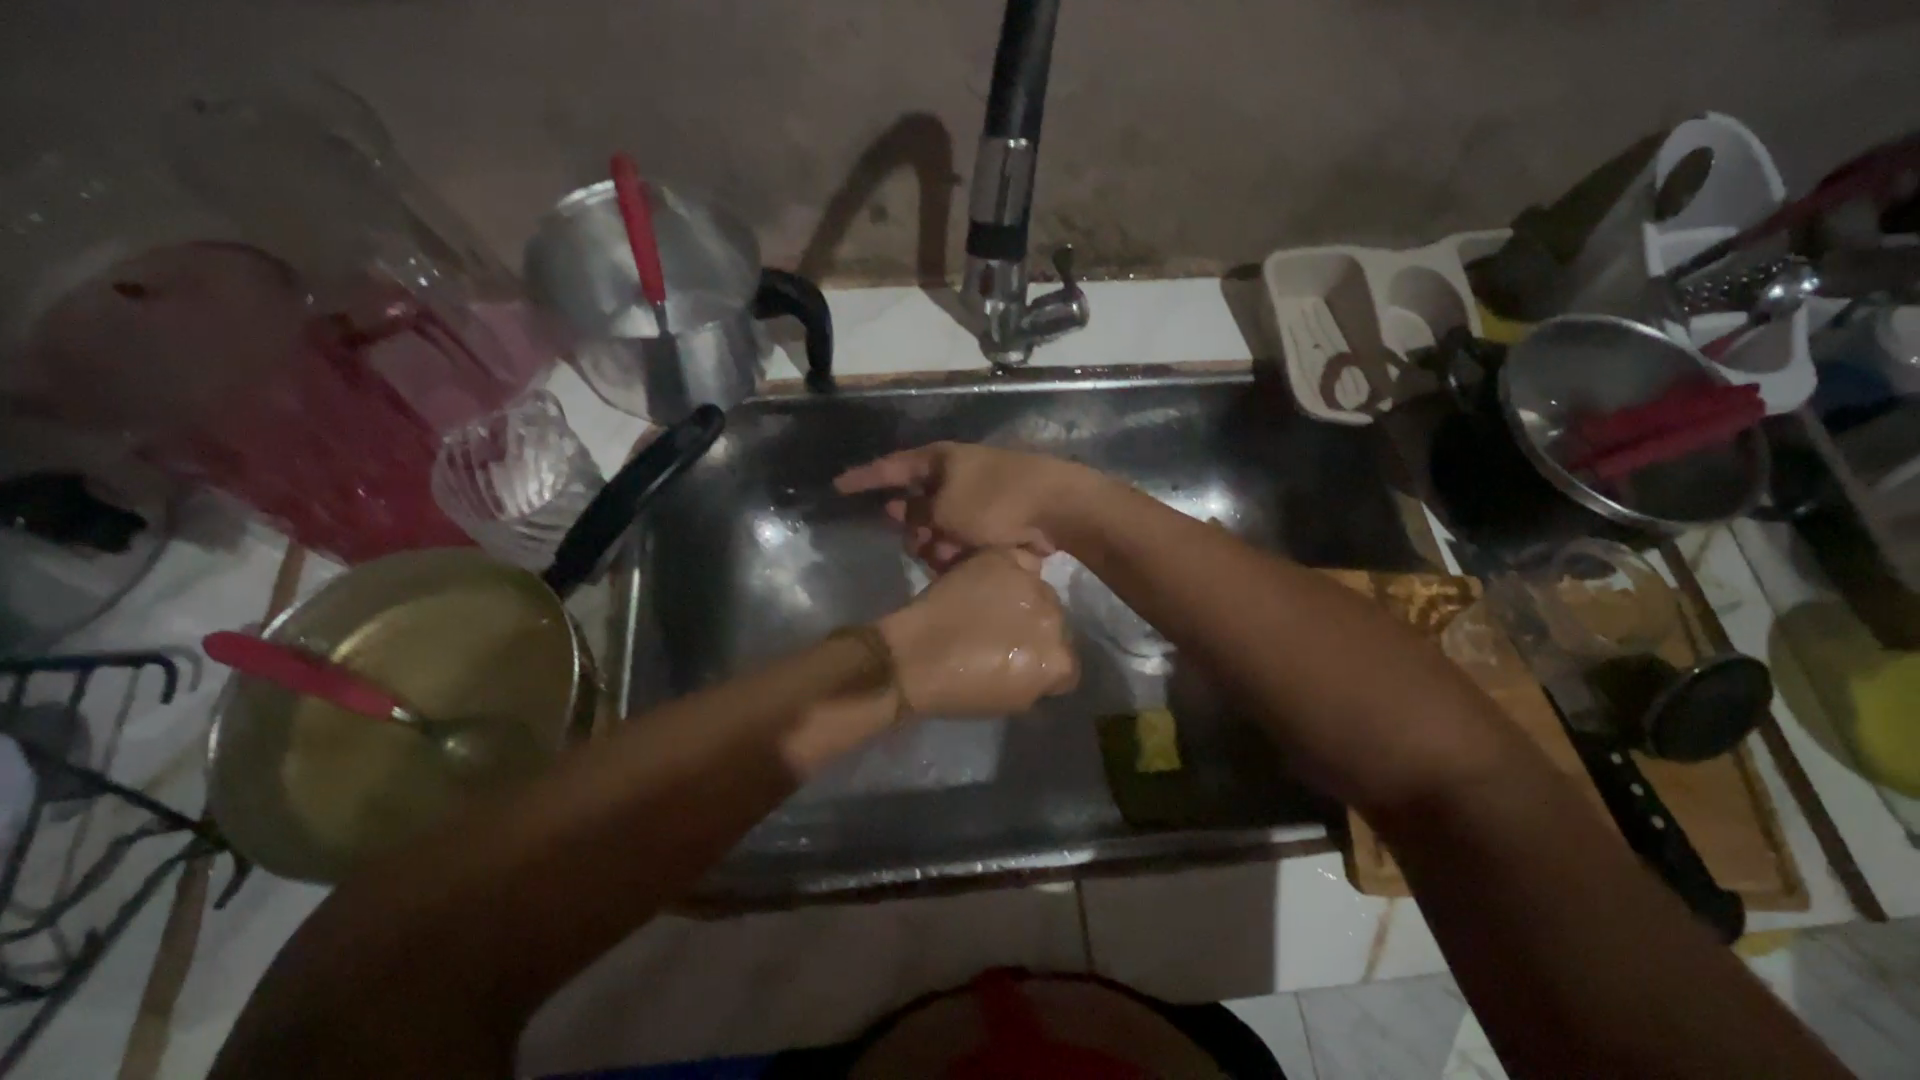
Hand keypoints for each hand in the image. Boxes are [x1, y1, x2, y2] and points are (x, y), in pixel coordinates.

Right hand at [835, 442, 1099, 570]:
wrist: (1058, 508)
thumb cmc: (996, 502)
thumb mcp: (944, 510)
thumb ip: (918, 515)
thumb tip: (907, 516)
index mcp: (941, 459)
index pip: (891, 466)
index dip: (864, 478)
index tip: (838, 487)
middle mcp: (958, 474)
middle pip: (918, 504)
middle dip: (915, 529)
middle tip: (921, 548)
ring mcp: (980, 496)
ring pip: (942, 526)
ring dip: (939, 546)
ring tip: (949, 560)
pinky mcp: (999, 518)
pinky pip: (965, 537)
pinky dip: (961, 551)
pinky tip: (966, 565)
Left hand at [876, 548, 1077, 715]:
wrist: (913, 658)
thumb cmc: (959, 690)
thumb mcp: (1015, 701)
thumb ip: (1041, 681)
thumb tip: (1046, 666)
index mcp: (1059, 661)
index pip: (1068, 663)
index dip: (1043, 664)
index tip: (1021, 663)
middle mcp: (1055, 619)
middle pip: (1058, 622)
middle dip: (1037, 629)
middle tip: (1006, 633)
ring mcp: (1030, 585)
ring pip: (1041, 590)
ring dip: (1025, 599)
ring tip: (994, 607)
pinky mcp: (1004, 560)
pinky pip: (1022, 561)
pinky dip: (1011, 570)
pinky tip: (991, 583)